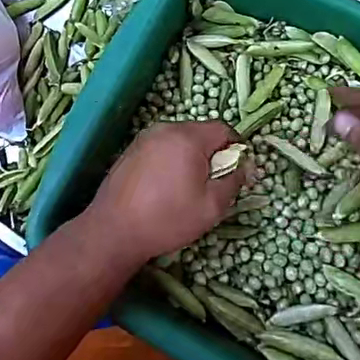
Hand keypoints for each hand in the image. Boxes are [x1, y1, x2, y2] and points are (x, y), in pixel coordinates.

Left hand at [81, 121, 248, 266]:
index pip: (224, 129)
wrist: (114, 230)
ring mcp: (145, 138)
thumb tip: (244, 166)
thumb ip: (233, 181)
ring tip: (186, 189)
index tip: (234, 174)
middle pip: (201, 133)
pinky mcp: (131, 150)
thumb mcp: (212, 206)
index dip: (236, 150)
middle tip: (210, 186)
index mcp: (188, 137)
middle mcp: (165, 129)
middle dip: (212, 155)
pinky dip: (170, 162)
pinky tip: (164, 188)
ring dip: (190, 158)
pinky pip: (162, 148)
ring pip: (180, 141)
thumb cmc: (168, 218)